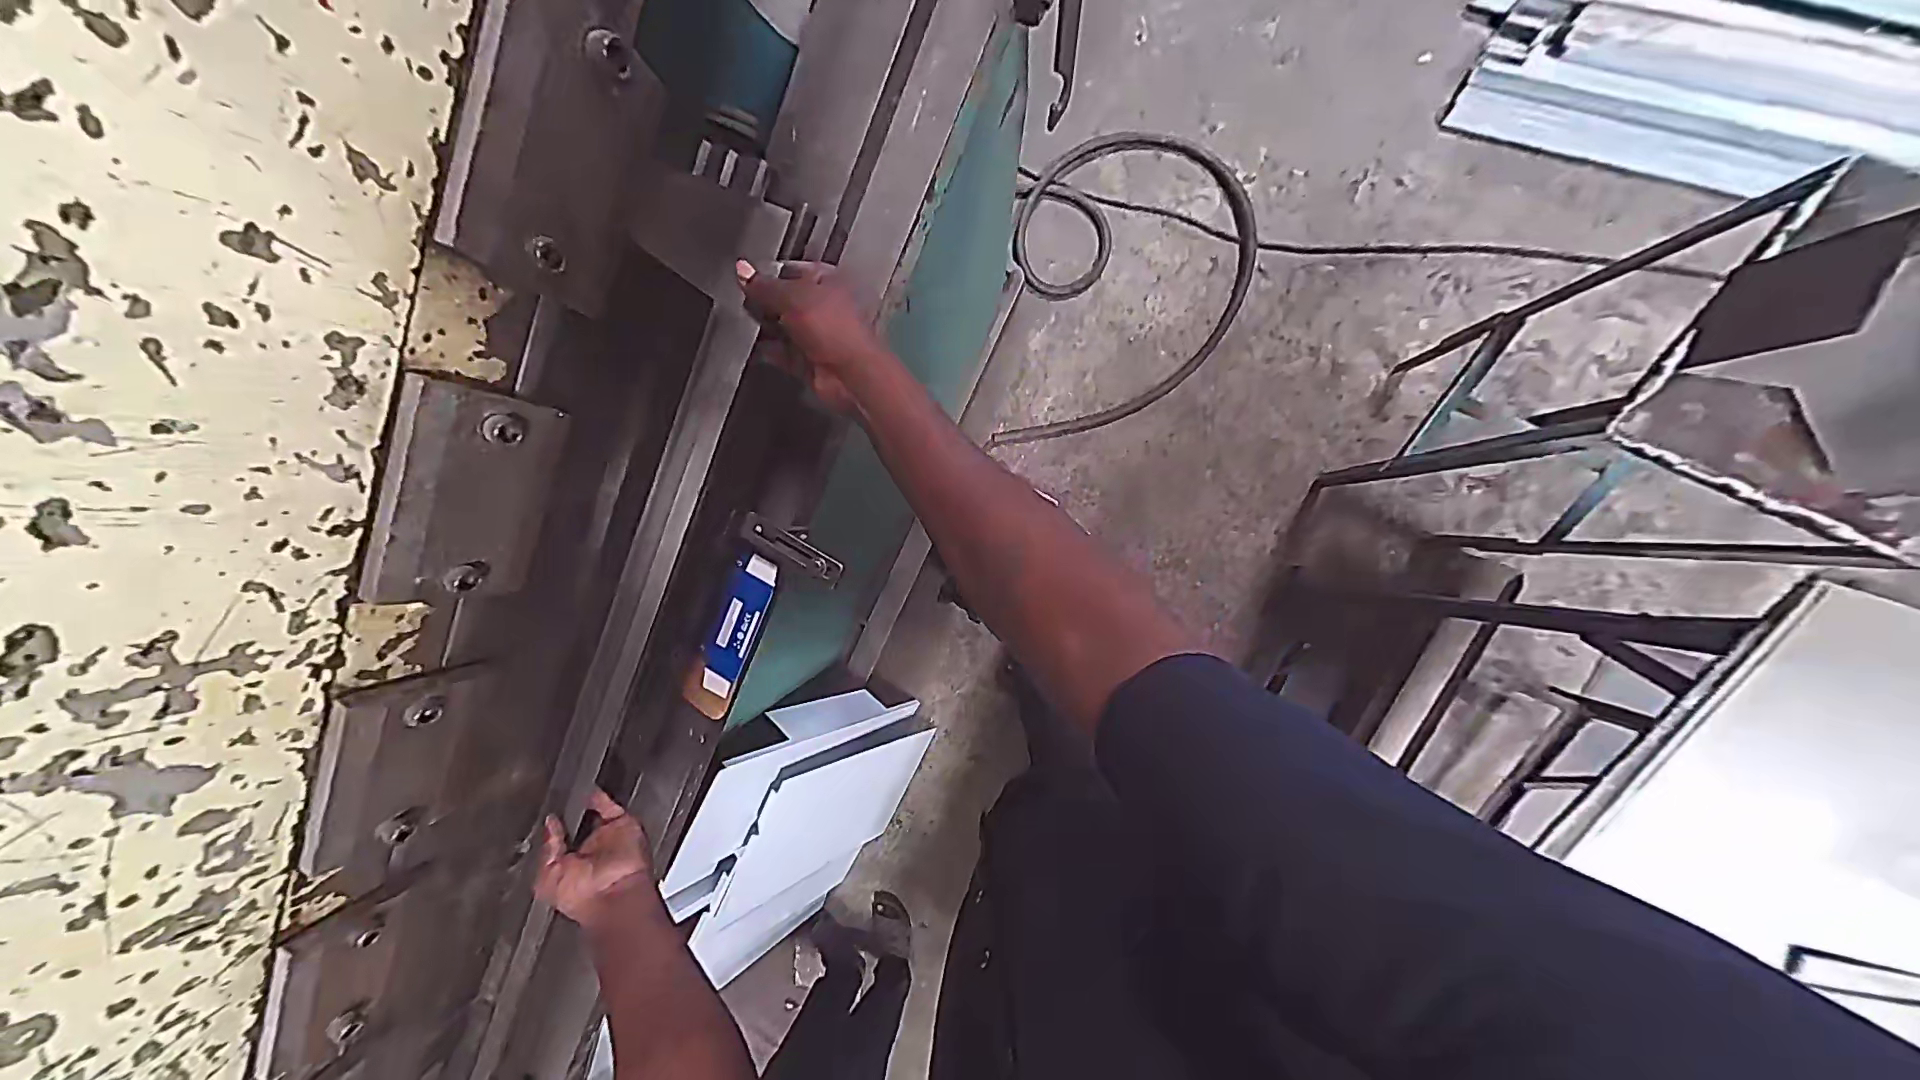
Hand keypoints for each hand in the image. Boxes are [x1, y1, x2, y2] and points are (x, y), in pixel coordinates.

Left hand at [535, 789, 654, 930]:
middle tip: (560, 801)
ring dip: (586, 802)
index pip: (564, 843)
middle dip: (573, 813)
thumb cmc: (581, 898)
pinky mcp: (624, 825)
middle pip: (583, 825)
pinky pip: (612, 807)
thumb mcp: (547, 877)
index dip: (555, 829)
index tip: (549, 817)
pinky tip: (588, 793)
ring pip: (598, 812)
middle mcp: (592, 852)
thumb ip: (548, 848)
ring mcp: (608, 836)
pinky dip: (601, 798)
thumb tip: (549, 826)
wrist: (612, 893)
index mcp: (572, 867)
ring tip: (572, 791)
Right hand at [736, 260, 891, 414]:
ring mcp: (816, 335)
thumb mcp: (793, 297)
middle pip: (784, 300)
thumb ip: (764, 285)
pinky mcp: (808, 361)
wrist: (850, 375)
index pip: (791, 270)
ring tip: (743, 323)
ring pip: (782, 327)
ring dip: (764, 327)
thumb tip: (741, 270)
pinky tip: (753, 346)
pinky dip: (768, 350)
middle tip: (743, 301)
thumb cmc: (832, 328)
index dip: (768, 273)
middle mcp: (823, 307)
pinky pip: (782, 353)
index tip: (745, 277)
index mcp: (827, 281)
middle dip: (764, 302)